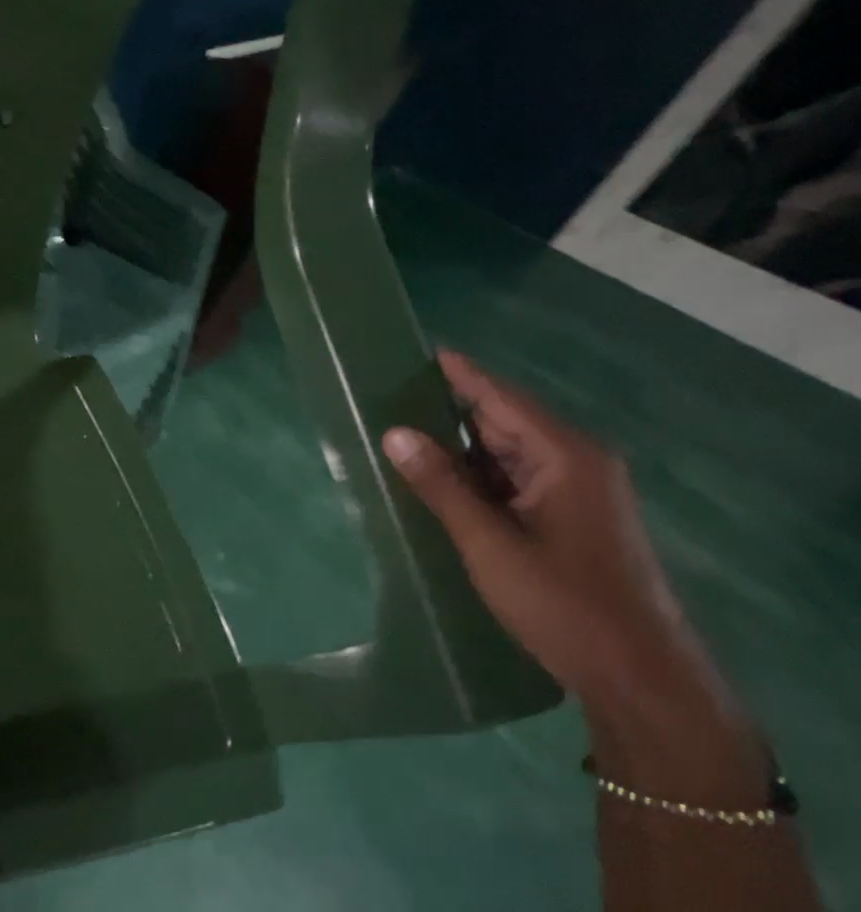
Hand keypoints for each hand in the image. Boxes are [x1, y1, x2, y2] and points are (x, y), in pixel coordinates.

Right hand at [381, 352, 763, 786]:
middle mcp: (576, 464)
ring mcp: (576, 493)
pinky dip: (475, 480)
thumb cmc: (563, 603)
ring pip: (505, 456)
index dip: (459, 374)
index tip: (418, 350)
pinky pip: (513, 483)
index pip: (500, 398)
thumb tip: (395, 432)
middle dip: (448, 413)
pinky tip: (435, 486)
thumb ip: (441, 485)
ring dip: (458, 452)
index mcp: (565, 456)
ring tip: (397, 439)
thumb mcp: (489, 543)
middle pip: (502, 423)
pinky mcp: (570, 520)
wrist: (638, 675)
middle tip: (387, 400)